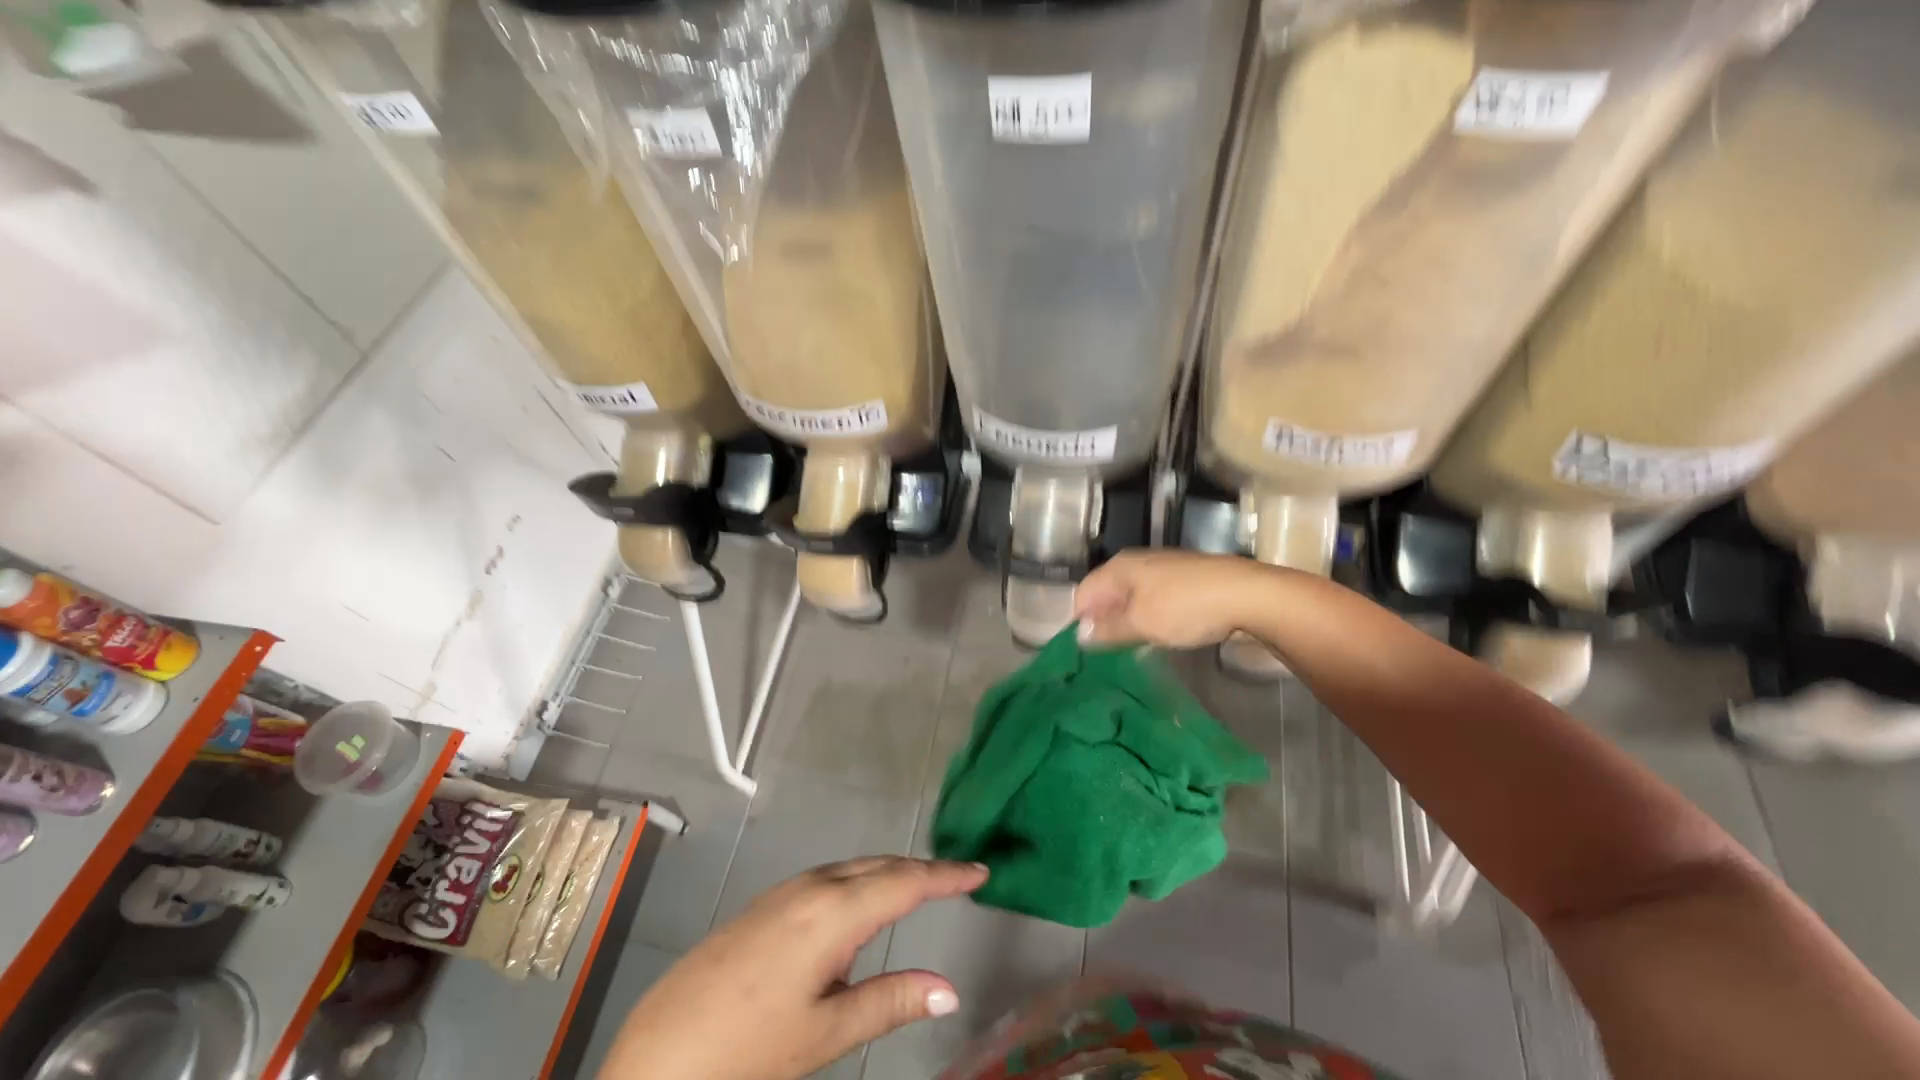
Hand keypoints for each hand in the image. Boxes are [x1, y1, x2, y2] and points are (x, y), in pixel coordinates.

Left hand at [599, 857, 988, 1079]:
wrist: (658, 1057)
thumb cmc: (750, 1048)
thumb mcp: (827, 1032)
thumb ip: (891, 1002)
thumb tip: (949, 989)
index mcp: (831, 914)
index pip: (903, 883)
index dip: (945, 876)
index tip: (980, 871)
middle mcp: (806, 890)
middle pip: (875, 866)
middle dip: (918, 869)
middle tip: (956, 879)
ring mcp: (776, 896)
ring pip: (846, 870)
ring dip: (885, 874)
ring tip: (915, 890)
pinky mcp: (757, 909)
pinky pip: (821, 881)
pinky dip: (853, 884)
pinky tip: (853, 914)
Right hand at [1074, 550, 1278, 648]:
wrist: (1248, 595)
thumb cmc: (1187, 608)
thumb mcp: (1141, 624)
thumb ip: (1108, 629)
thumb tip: (1080, 635)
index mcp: (1120, 567)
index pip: (1083, 594)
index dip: (1080, 622)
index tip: (1086, 652)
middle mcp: (1137, 563)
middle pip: (1107, 595)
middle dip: (1104, 623)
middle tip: (1107, 655)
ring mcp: (1163, 570)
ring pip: (1131, 599)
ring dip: (1128, 622)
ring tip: (1133, 649)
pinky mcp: (1184, 581)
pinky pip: (1154, 601)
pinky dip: (1151, 618)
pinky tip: (1161, 636)